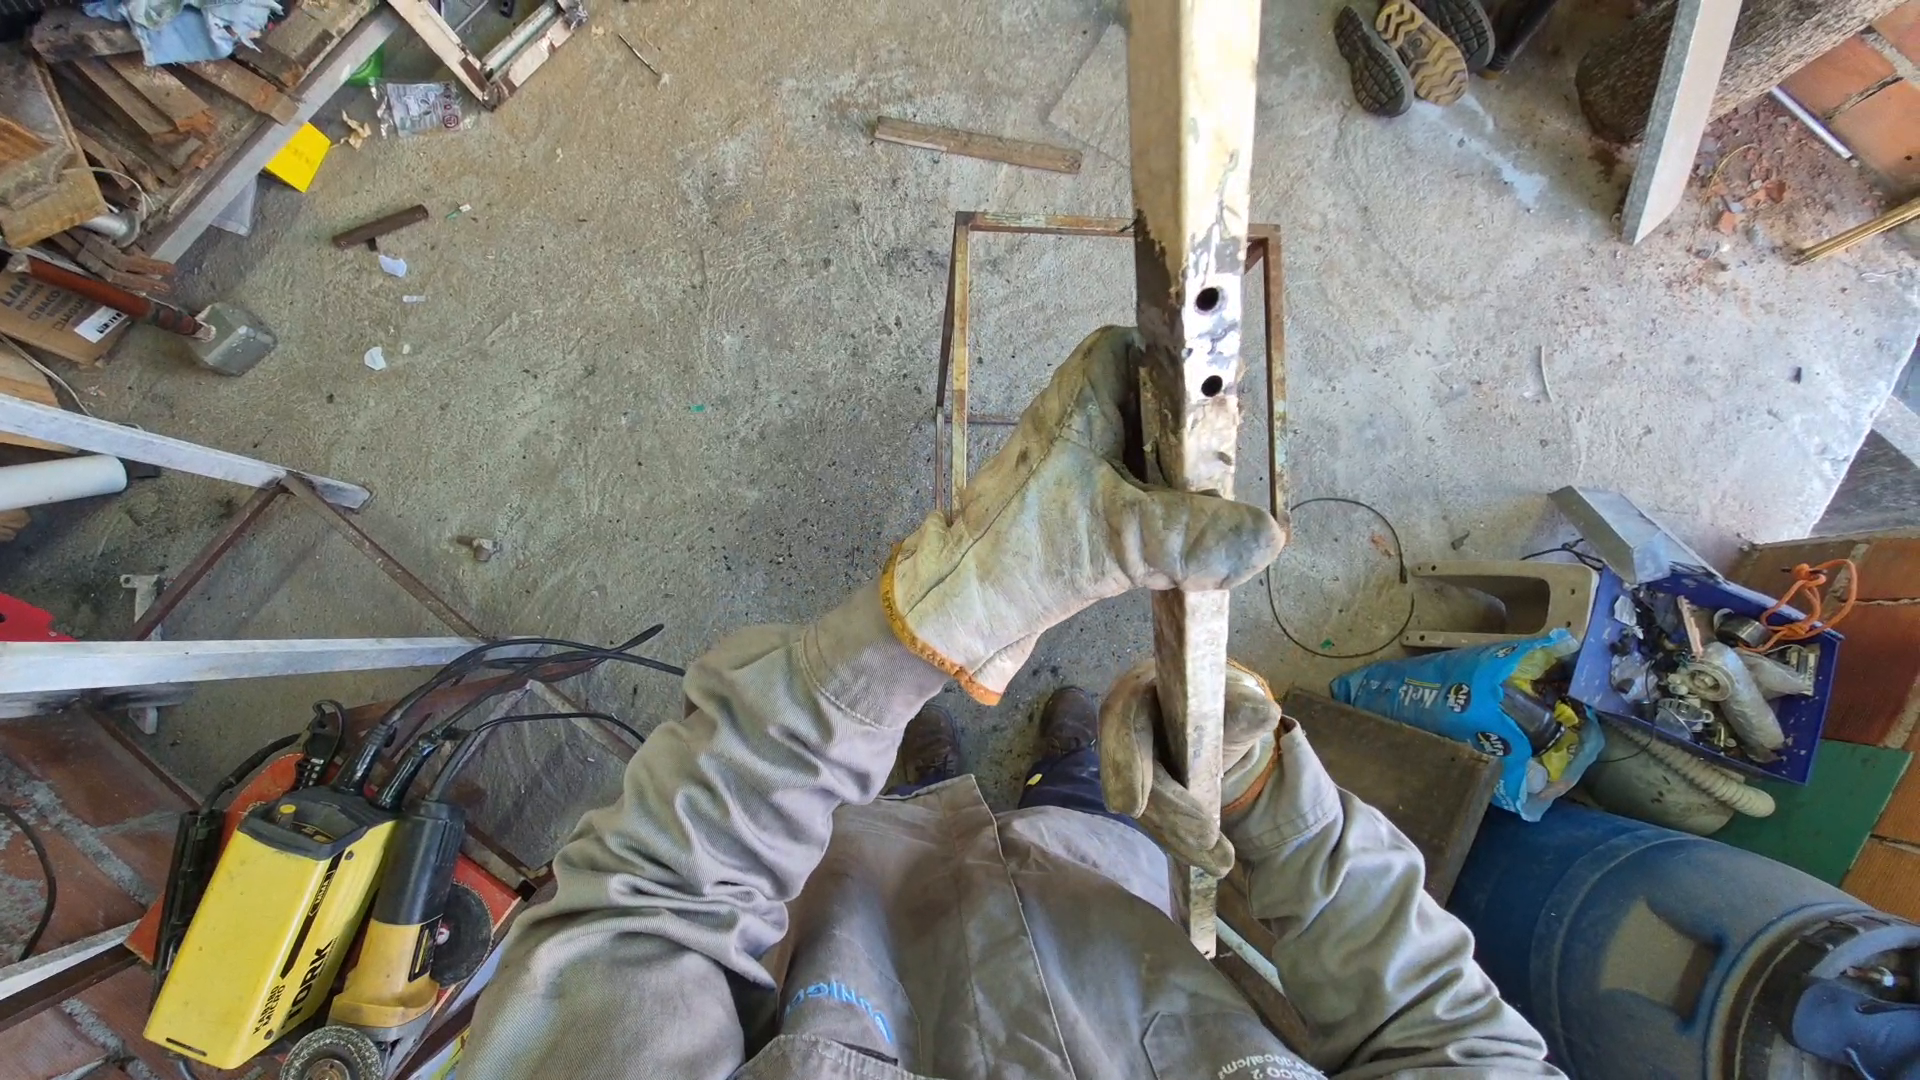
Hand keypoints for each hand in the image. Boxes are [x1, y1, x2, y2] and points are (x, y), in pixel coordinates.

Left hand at [883, 326, 1284, 704]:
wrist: (958, 612)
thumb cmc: (1017, 555)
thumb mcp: (1114, 539)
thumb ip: (1189, 536)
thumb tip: (1266, 538)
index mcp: (1079, 399)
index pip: (1142, 348)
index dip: (1184, 369)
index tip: (1218, 408)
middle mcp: (1079, 422)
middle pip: (1157, 402)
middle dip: (1192, 438)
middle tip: (1219, 476)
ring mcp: (1080, 466)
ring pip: (1151, 452)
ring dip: (1181, 484)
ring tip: (1207, 517)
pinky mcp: (1081, 507)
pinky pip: (1138, 495)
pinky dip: (1163, 516)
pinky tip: (1181, 546)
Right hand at [1097, 660, 1284, 876]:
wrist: (1219, 715)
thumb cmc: (1220, 700)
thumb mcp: (1236, 698)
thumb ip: (1245, 705)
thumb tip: (1262, 710)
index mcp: (1139, 689)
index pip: (1122, 722)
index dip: (1124, 764)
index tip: (1133, 807)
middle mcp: (1124, 725)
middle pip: (1127, 773)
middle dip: (1164, 812)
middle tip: (1206, 838)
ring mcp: (1129, 759)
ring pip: (1142, 804)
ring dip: (1176, 836)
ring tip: (1221, 861)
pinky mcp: (1142, 789)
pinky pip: (1155, 817)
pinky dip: (1181, 841)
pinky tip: (1213, 859)